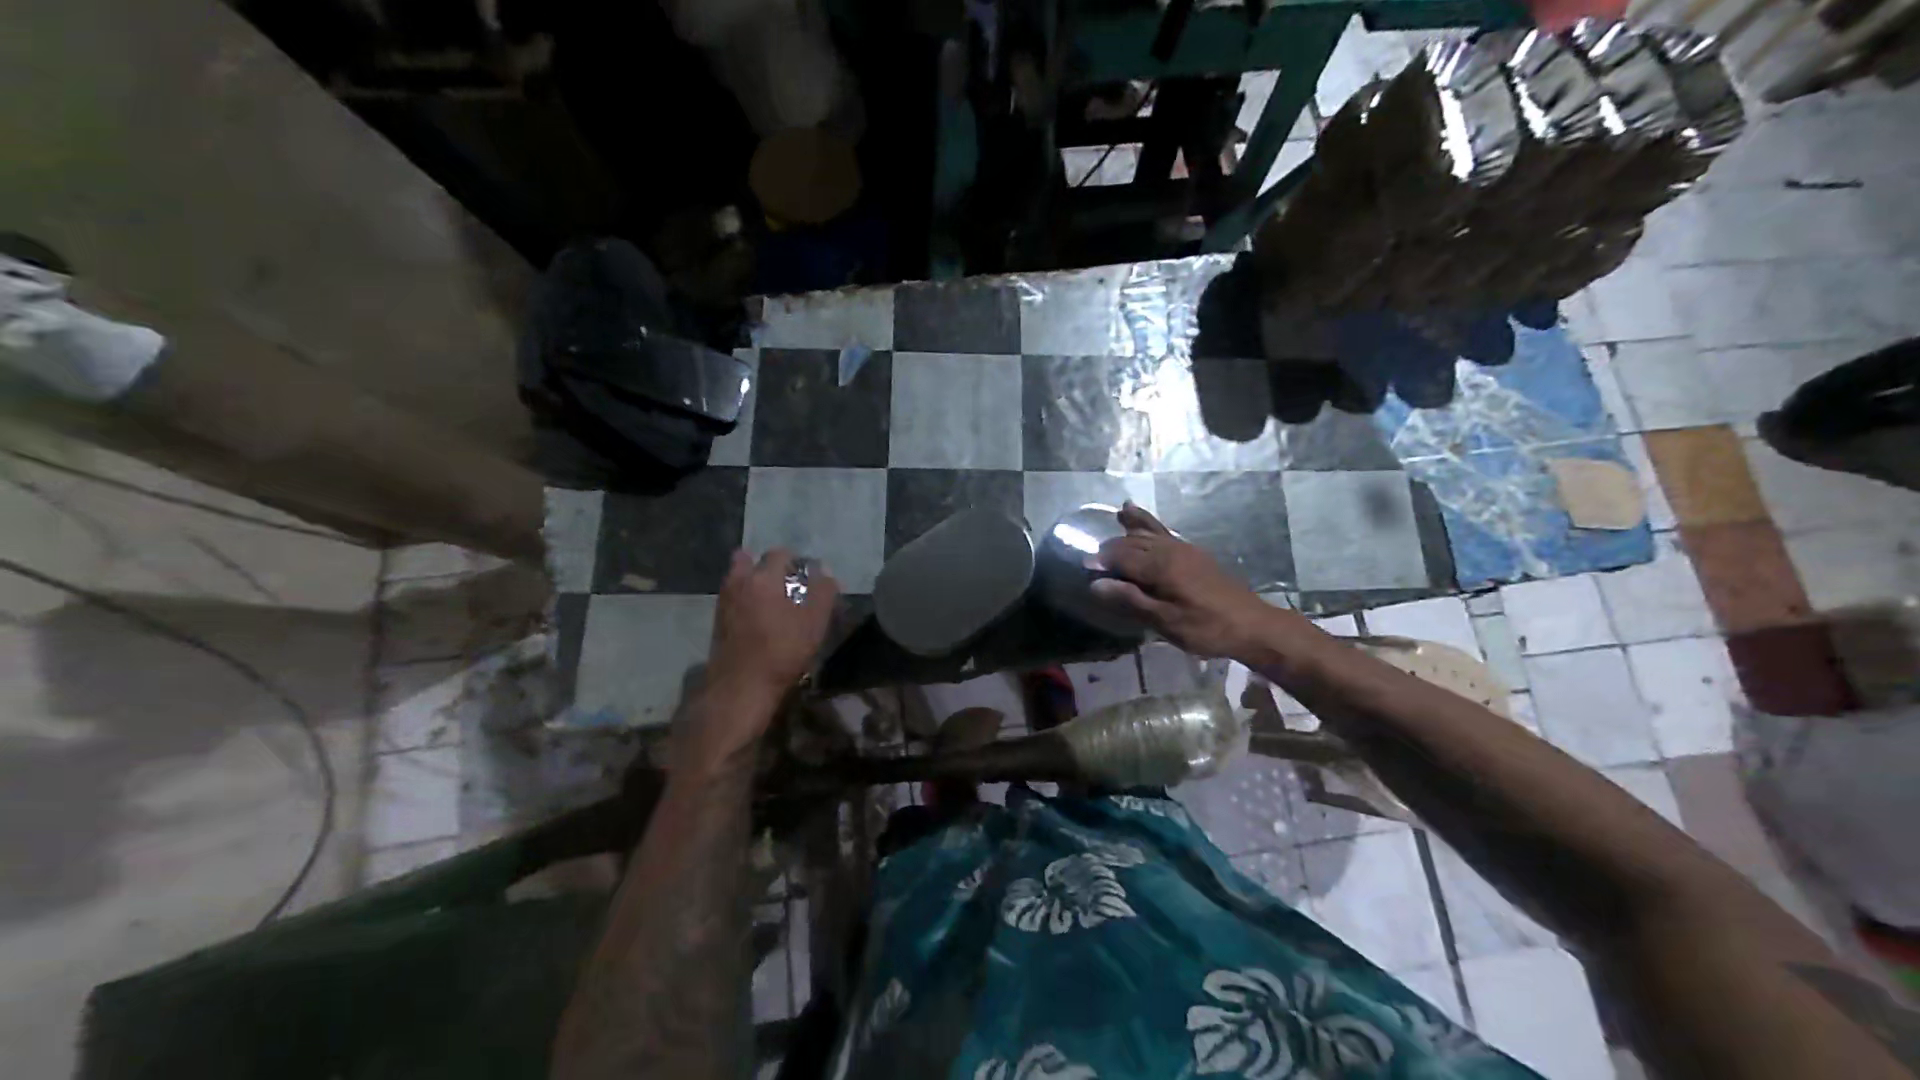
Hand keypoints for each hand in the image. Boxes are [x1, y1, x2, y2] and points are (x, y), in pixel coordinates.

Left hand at [707, 548, 840, 705]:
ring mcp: (724, 601)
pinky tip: (760, 620)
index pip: (780, 553)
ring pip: (739, 579)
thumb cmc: (782, 651)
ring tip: (774, 604)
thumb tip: (824, 572)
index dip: (796, 562)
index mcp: (763, 578)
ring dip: (755, 583)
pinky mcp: (717, 621)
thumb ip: (823, 592)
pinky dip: (745, 600)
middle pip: (750, 560)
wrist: (740, 687)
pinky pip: (733, 598)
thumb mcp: (814, 622)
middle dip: (769, 567)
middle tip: (787, 586)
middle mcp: (738, 582)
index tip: (807, 578)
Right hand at [1089, 503, 1287, 658]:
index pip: (1121, 556)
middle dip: (1113, 546)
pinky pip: (1165, 533)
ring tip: (1120, 512)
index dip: (1101, 560)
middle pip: (1134, 541)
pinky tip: (1148, 526)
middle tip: (1096, 556)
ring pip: (1151, 532)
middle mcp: (1170, 550)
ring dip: (1133, 525)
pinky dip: (1152, 525)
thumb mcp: (1164, 620)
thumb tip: (1096, 584)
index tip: (1084, 566)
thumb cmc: (1205, 627)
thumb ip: (1130, 599)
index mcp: (1160, 566)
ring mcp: (1185, 549)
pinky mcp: (1195, 554)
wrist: (1251, 625)